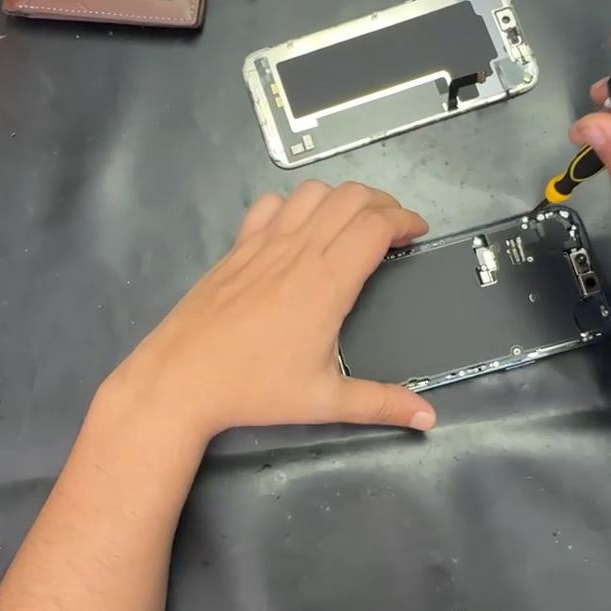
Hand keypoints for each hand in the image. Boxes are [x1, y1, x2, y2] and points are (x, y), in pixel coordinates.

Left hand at [104, 181, 437, 440]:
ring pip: (311, 192)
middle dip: (382, 203)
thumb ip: (381, 404)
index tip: (417, 234)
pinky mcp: (237, 248)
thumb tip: (428, 419)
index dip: (405, 220)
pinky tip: (297, 227)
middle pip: (351, 197)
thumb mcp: (325, 401)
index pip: (376, 225)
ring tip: (352, 222)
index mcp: (327, 281)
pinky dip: (293, 204)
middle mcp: (298, 250)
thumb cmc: (255, 388)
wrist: (181, 377)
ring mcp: (263, 243)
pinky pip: (270, 205)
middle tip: (394, 228)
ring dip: (340, 198)